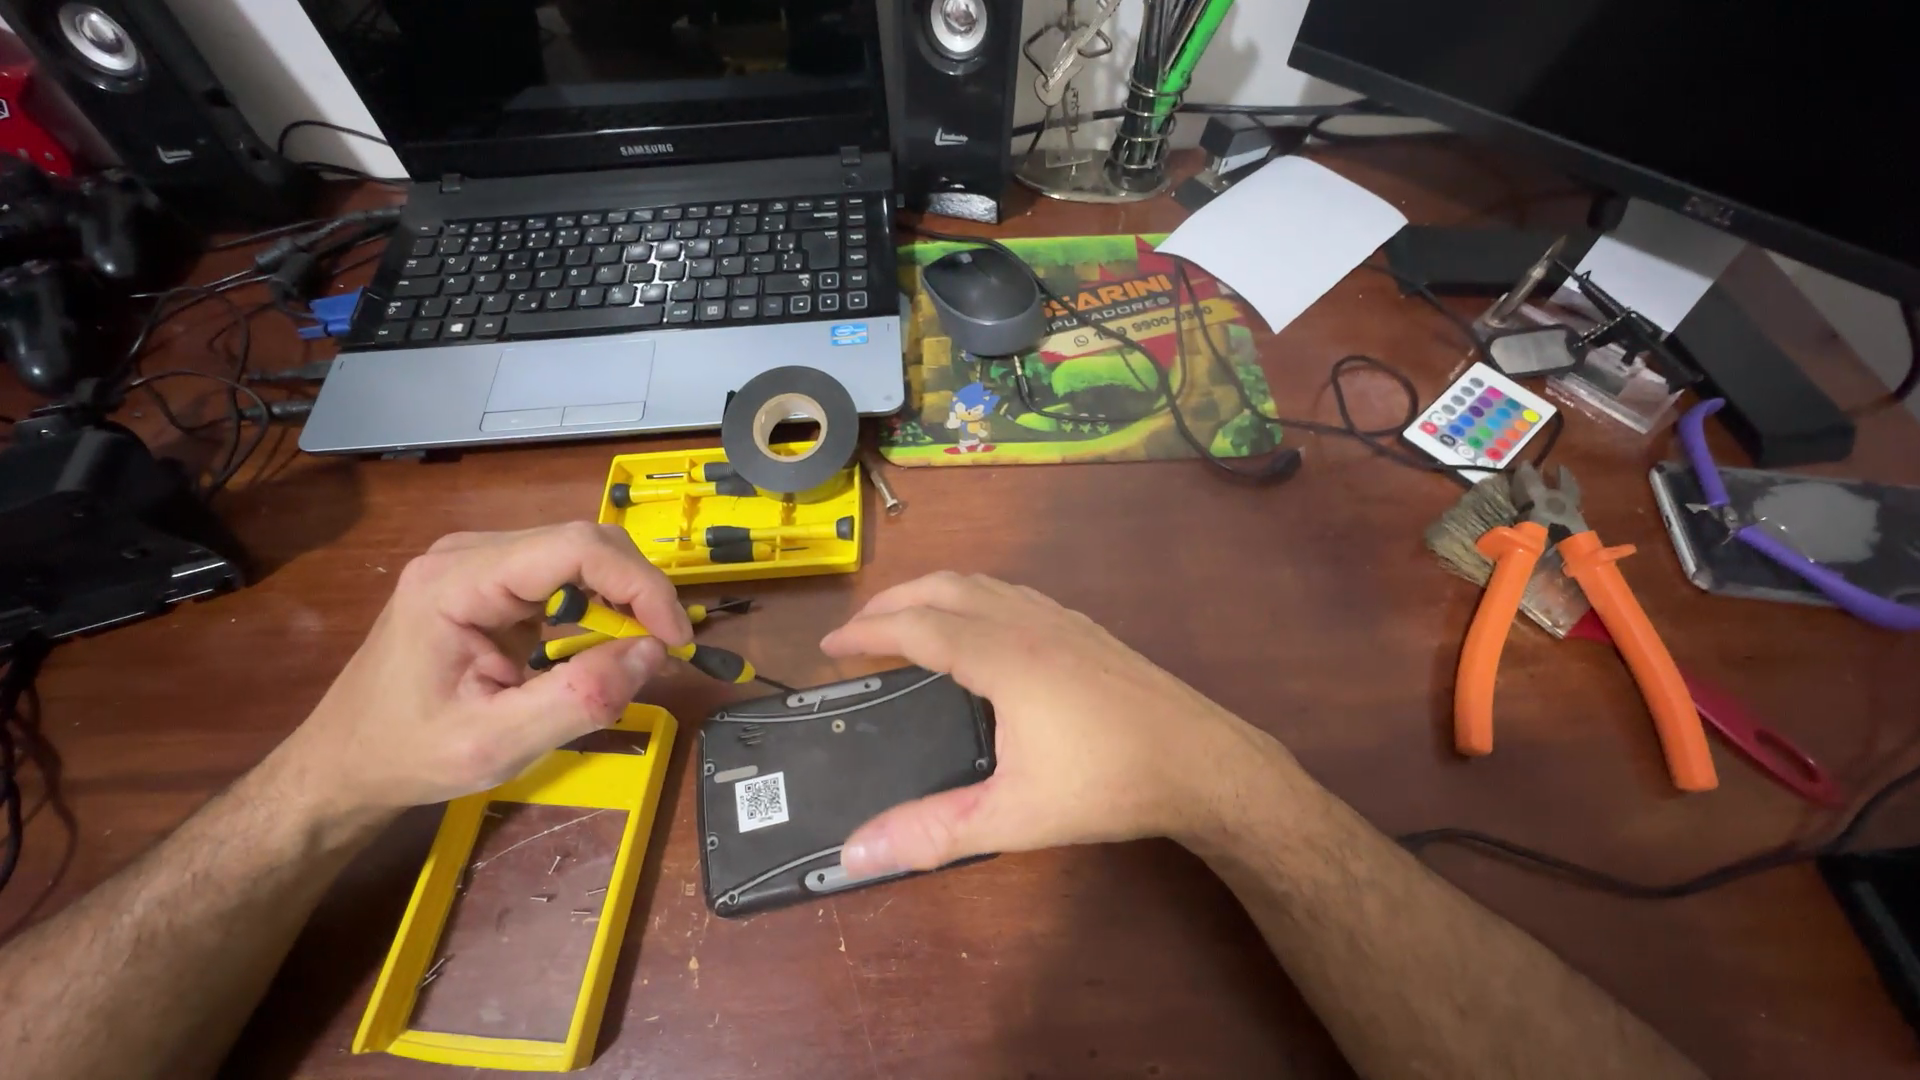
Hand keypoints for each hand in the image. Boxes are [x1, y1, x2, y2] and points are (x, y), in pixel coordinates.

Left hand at [273, 523, 691, 819]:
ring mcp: (480, 561)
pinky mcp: (493, 579)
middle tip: (664, 645)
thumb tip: (654, 652)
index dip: (640, 584)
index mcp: (457, 581)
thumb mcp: (495, 745)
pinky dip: (604, 601)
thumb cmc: (408, 755)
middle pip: (586, 542)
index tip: (674, 637)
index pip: (577, 548)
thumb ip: (579, 698)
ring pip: (584, 553)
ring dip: (626, 595)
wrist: (344, 761)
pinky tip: (610, 638)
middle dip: (639, 589)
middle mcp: (469, 553)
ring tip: (642, 646)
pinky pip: (569, 572)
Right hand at [819, 573, 1281, 876]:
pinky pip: (1012, 592)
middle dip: (893, 599)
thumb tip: (854, 853)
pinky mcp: (1085, 627)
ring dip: (935, 591)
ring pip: (982, 582)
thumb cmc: (1106, 784)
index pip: (916, 626)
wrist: (1202, 761)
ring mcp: (1061, 619)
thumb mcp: (1014, 816)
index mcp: (1002, 657)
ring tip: (908, 620)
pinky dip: (974, 596)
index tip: (829, 644)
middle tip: (860, 628)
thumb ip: (932, 833)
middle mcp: (1027, 622)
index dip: (867, 630)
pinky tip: (980, 626)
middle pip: (944, 587)